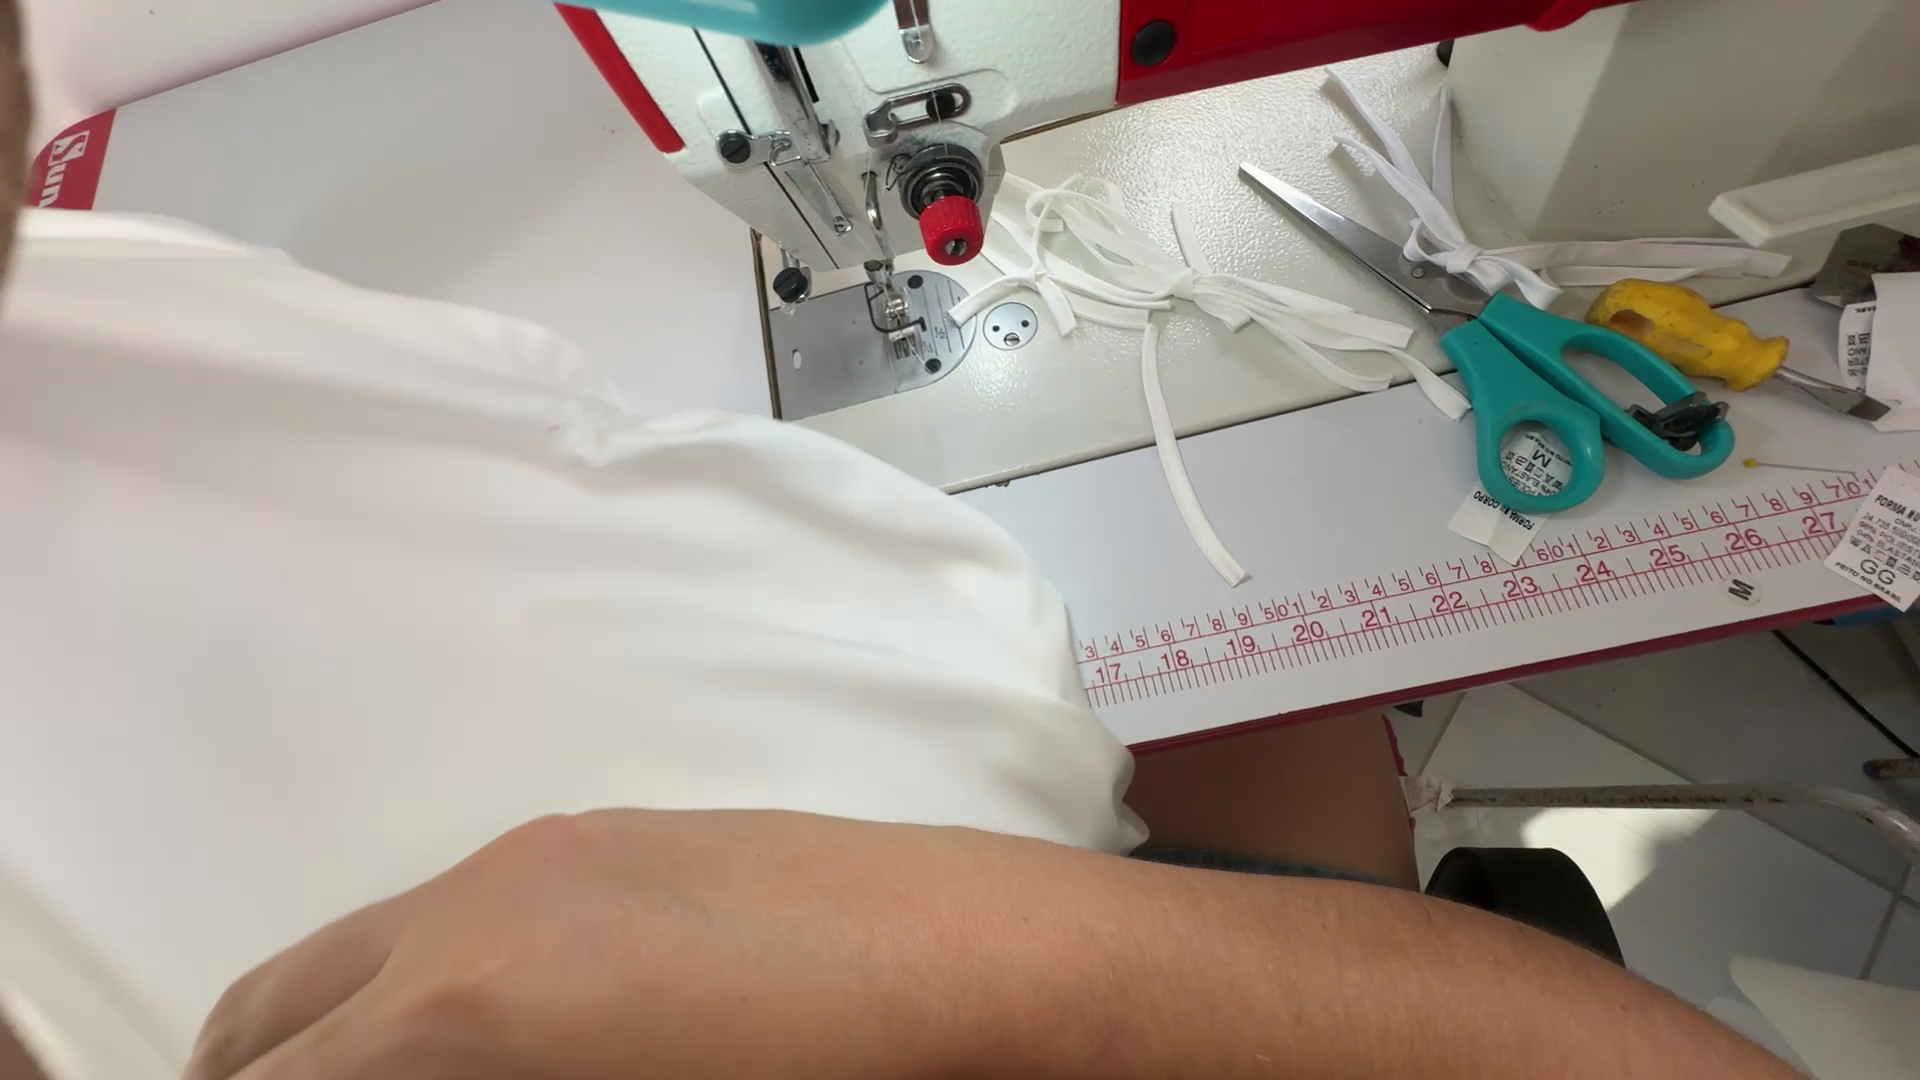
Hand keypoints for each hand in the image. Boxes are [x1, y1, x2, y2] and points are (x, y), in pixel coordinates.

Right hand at [185, 810, 1070, 1078]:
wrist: (943, 948)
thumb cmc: (801, 1063)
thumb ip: (464, 1071)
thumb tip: (413, 1063)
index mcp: (460, 999)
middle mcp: (482, 893)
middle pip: (272, 1017)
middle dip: (275, 1079)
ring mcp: (551, 844)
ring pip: (365, 951)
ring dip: (344, 1028)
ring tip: (417, 1073)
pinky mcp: (612, 826)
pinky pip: (463, 909)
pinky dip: (431, 974)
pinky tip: (513, 1020)